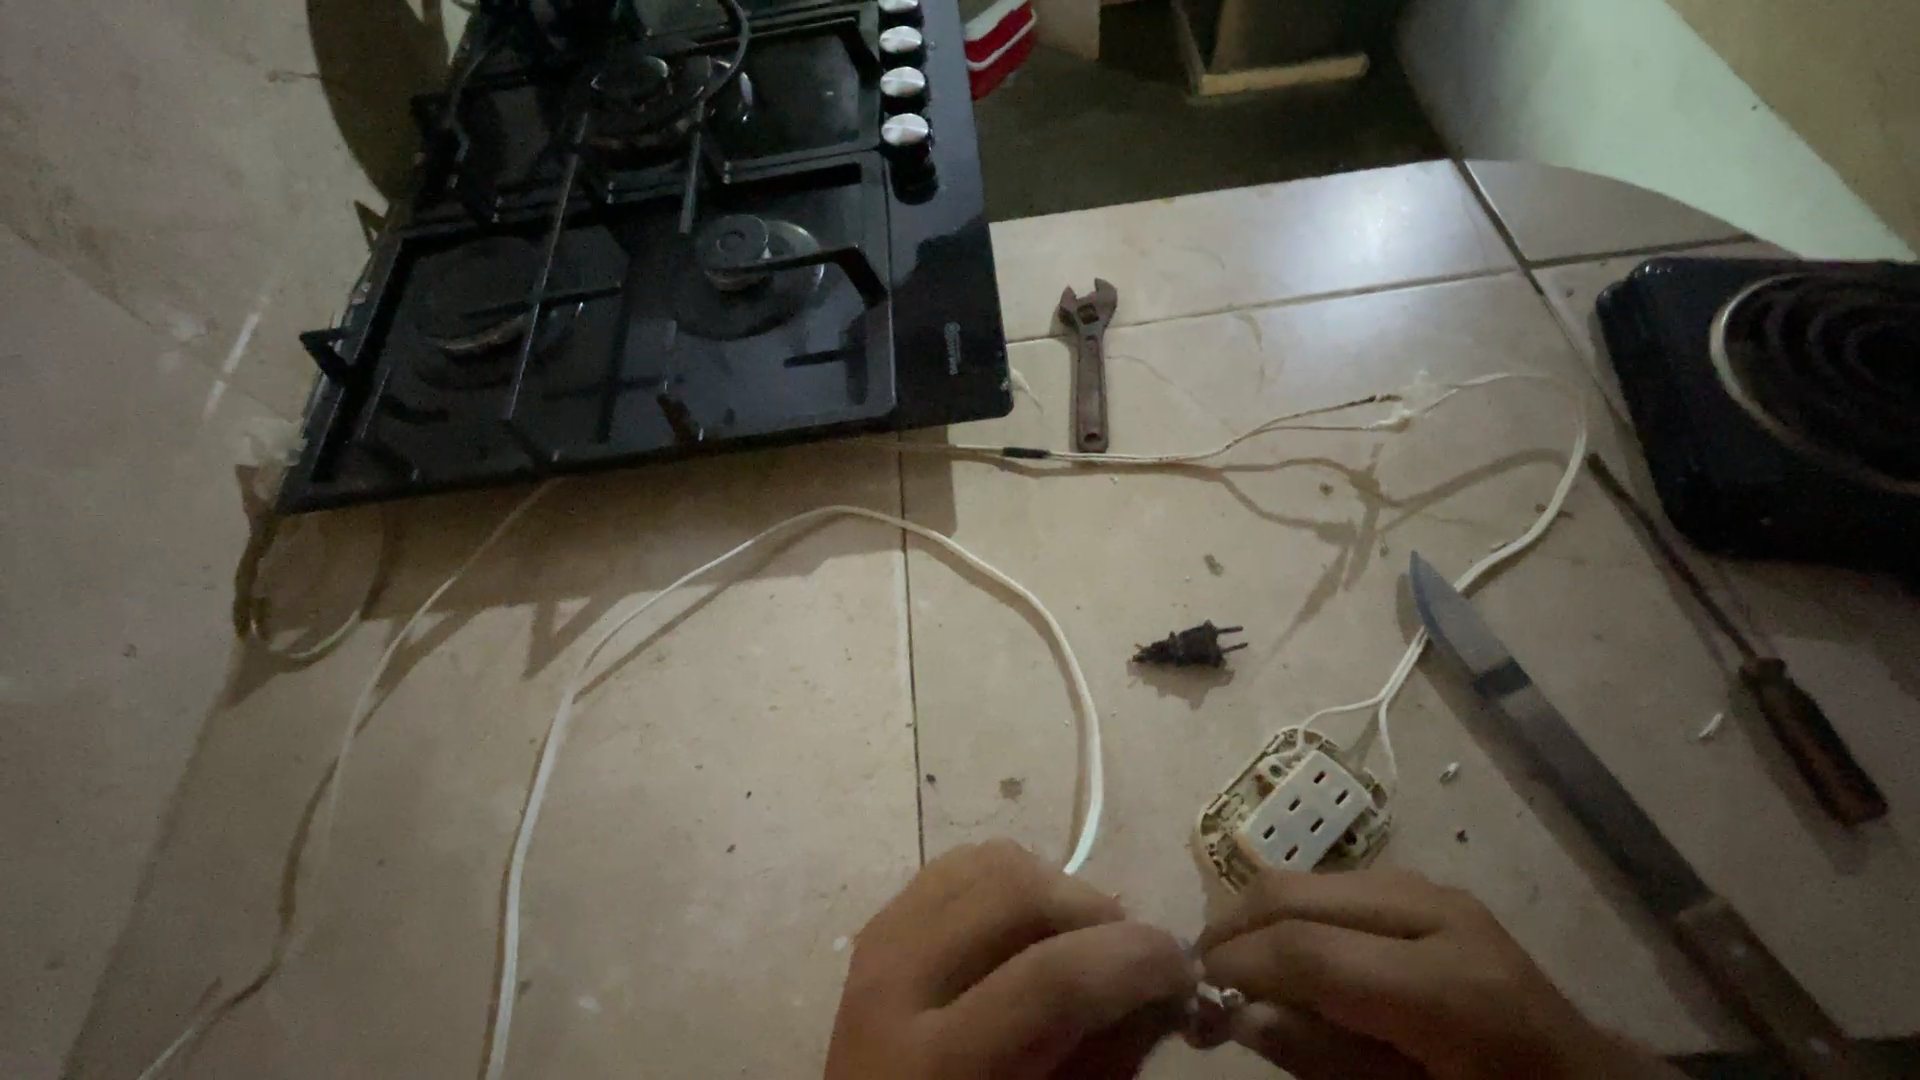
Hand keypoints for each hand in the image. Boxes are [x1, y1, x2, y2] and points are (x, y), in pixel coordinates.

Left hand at [825, 840, 1195, 1079]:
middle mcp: (897, 983)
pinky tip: (1035, 920)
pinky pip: (960, 865)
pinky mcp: (883, 920)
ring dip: (1056, 885)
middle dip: (1094, 911)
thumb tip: (1167, 984)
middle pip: (1014, 894)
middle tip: (1133, 951)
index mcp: (938, 1065)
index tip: (1181, 965)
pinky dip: (1013, 877)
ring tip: (1085, 933)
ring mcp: (882, 940)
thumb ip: (1109, 1056)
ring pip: (989, 862)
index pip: (1050, 981)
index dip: (1132, 961)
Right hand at [1196, 866, 1683, 1079]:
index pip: (1308, 953)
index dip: (1237, 966)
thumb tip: (1232, 1011)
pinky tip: (1280, 951)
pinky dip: (1289, 912)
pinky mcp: (1421, 885)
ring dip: (1255, 916)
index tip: (1191, 991)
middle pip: (1295, 894)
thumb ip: (1321, 1059)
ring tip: (1231, 962)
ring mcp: (1431, 889)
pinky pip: (1329, 885)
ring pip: (1305, 879)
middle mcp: (1438, 915)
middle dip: (1232, 928)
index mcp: (1450, 990)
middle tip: (1197, 970)